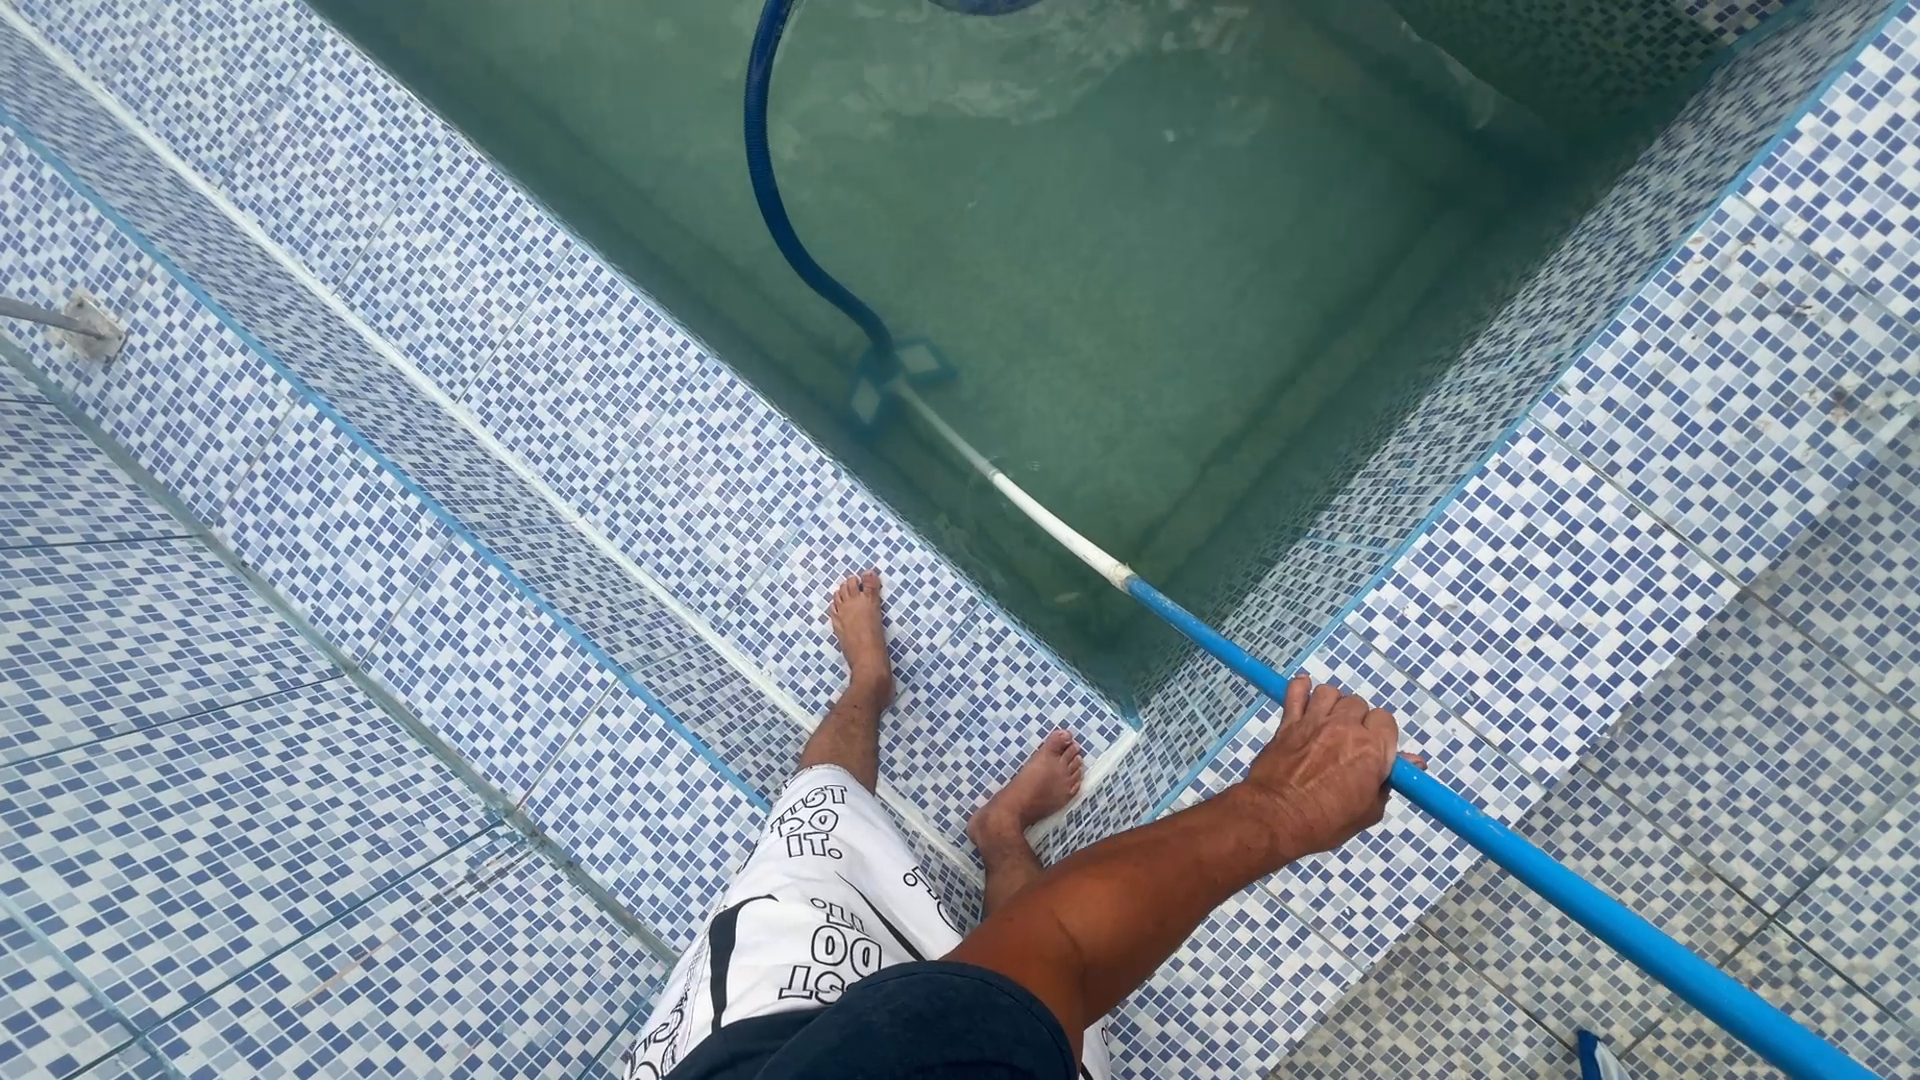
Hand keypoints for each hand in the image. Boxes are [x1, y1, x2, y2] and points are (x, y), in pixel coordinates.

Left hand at [1234, 674, 1406, 862]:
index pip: (1385, 720)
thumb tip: (1413, 761)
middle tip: (1348, 742)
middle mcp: (1344, 727)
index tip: (1374, 749)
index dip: (1381, 733)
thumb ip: (1388, 781)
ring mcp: (1313, 721)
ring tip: (1328, 722)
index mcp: (1371, 748)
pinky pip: (1295, 692)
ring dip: (1332, 704)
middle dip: (1357, 720)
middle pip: (1358, 704)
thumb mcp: (1370, 810)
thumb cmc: (1327, 821)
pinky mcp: (1288, 722)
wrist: (1278, 815)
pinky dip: (1300, 688)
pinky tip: (1304, 690)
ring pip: (1329, 693)